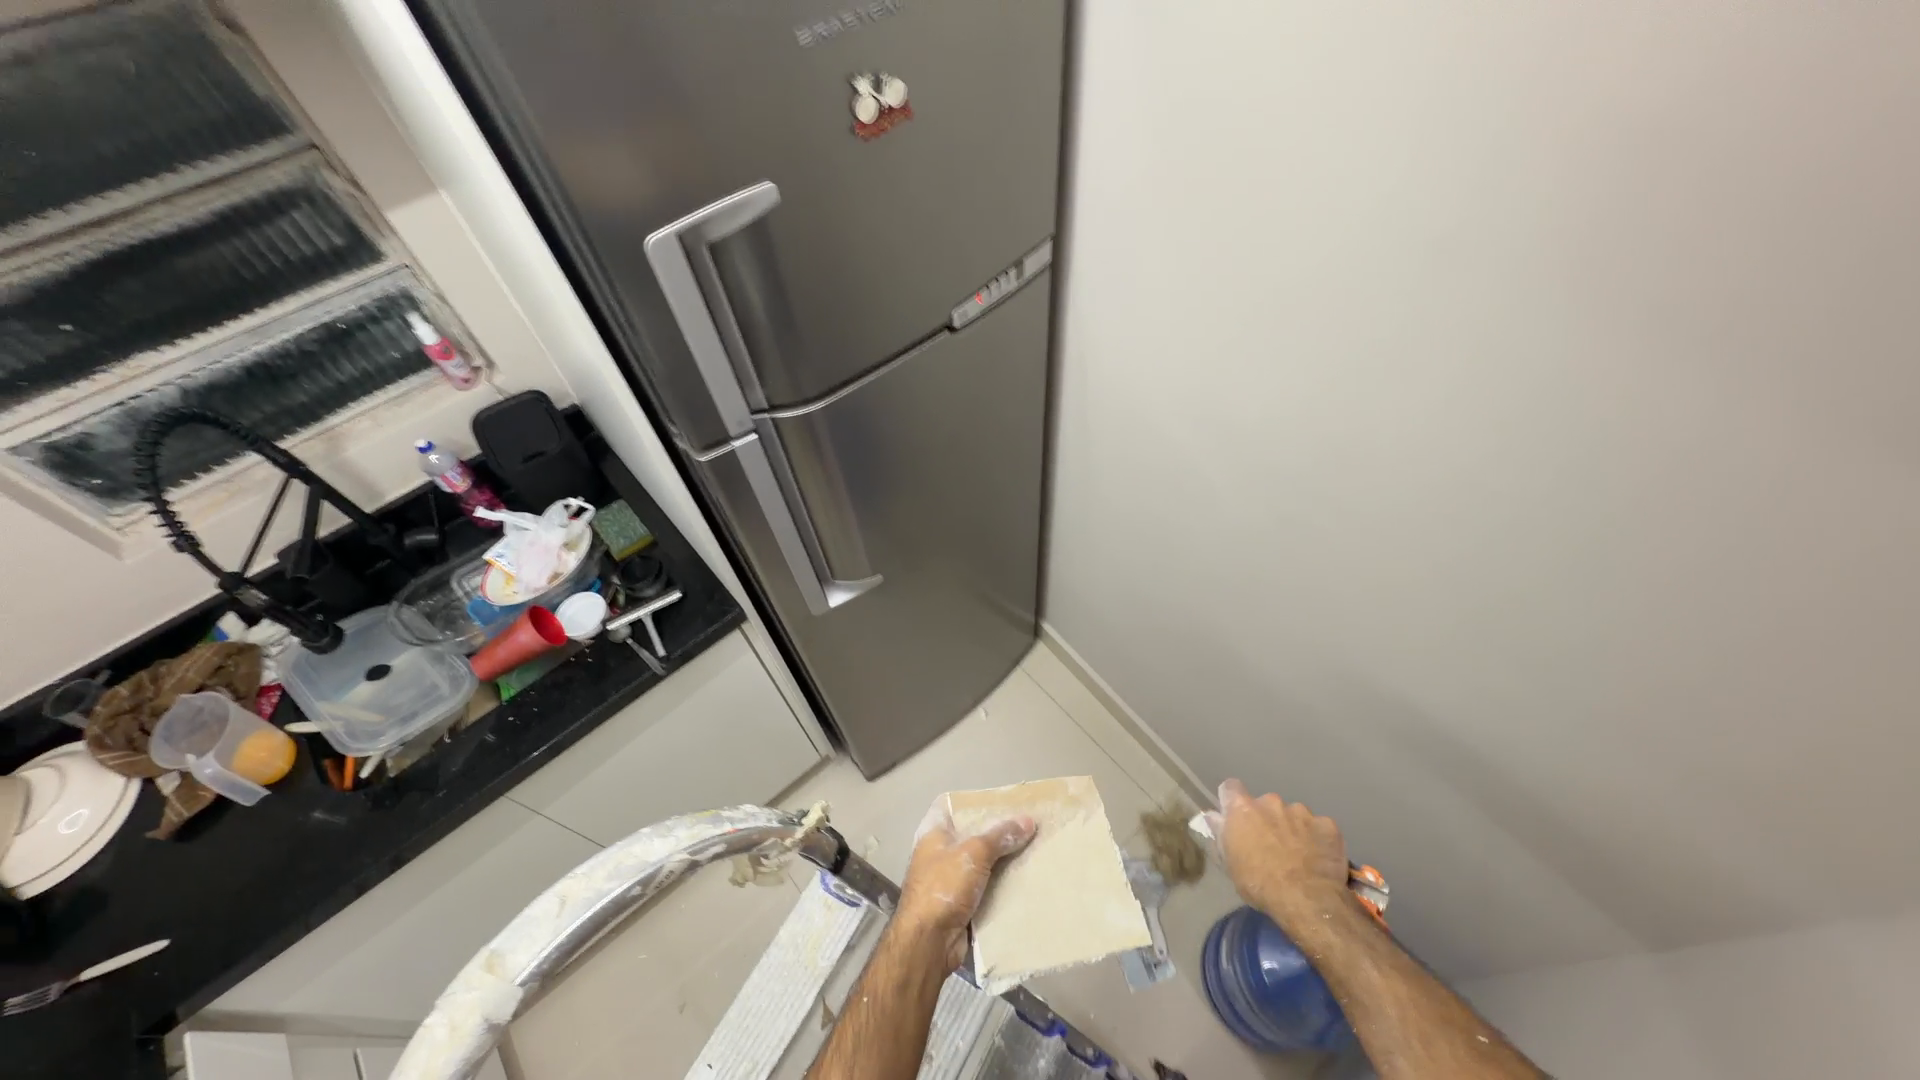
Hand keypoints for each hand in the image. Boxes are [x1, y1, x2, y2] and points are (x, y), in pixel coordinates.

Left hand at [895, 797, 1036, 969]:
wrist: (929, 941)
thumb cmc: (944, 887)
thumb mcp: (973, 853)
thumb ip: (1000, 835)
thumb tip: (1028, 821)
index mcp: (934, 833)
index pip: (950, 805)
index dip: (973, 800)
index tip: (1002, 800)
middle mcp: (940, 852)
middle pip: (971, 834)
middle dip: (997, 832)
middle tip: (1027, 825)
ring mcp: (950, 879)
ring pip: (981, 862)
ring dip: (1003, 860)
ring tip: (1033, 849)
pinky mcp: (962, 903)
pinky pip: (986, 886)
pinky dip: (1002, 884)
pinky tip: (1026, 878)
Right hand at [1212, 778, 1348, 923]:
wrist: (1307, 899)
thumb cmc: (1259, 883)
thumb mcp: (1229, 863)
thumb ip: (1220, 834)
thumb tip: (1213, 816)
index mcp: (1243, 808)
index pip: (1230, 788)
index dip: (1232, 800)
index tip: (1236, 817)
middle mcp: (1271, 802)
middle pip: (1265, 804)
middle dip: (1267, 820)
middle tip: (1271, 845)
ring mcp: (1302, 811)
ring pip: (1293, 815)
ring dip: (1293, 828)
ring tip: (1298, 855)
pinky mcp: (1328, 825)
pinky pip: (1319, 827)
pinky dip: (1317, 838)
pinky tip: (1318, 858)